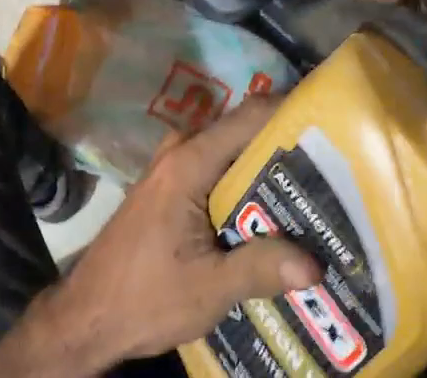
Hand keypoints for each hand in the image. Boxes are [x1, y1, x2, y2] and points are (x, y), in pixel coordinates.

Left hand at [4, 98, 320, 373]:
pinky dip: (246, 188)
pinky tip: (276, 217)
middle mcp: (180, 153)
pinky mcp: (171, 190)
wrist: (87, 315)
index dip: (290, 112)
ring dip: (268, 173)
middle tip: (338, 171)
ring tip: (319, 195)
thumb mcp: (208, 288)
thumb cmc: (144, 296)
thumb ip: (259, 269)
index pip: (248, 118)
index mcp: (188, 162)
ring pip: (231, 156)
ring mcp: (172, 170)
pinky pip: (217, 173)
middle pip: (243, 134)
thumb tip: (316, 263)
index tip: (334, 122)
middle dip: (288, 148)